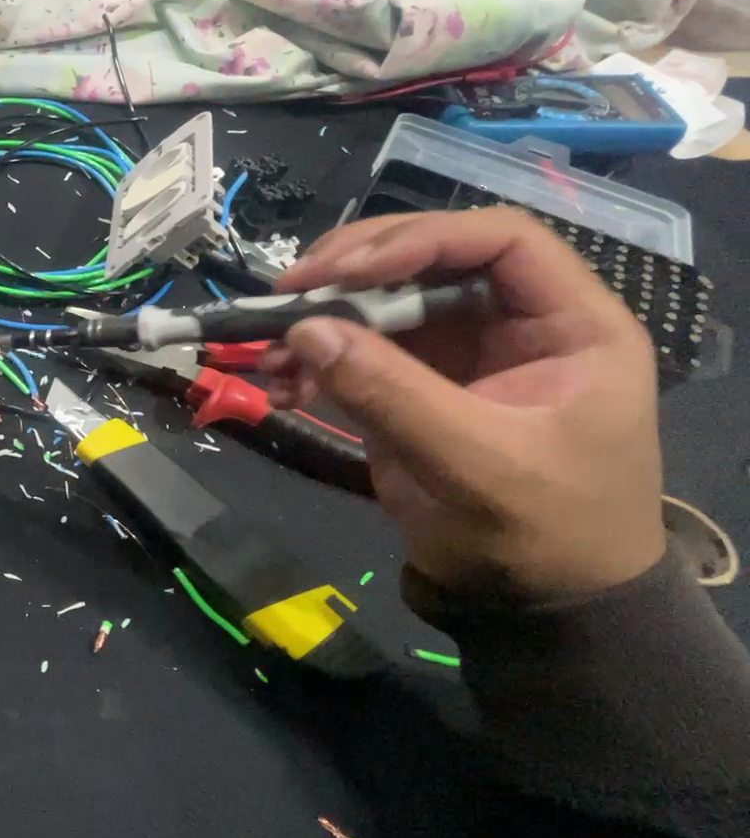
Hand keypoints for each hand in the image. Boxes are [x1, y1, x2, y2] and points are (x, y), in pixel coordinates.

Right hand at [260, 208, 663, 599]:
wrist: (522, 597)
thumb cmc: (536, 528)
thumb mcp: (472, 459)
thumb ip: (390, 391)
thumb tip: (304, 329)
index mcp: (567, 326)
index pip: (499, 242)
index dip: (420, 240)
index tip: (345, 271)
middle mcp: (509, 324)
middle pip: (426, 258)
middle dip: (351, 270)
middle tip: (287, 289)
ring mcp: (453, 351)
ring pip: (377, 301)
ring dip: (317, 317)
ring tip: (271, 349)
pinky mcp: (407, 381)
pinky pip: (351, 347)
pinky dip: (310, 358)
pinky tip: (283, 384)